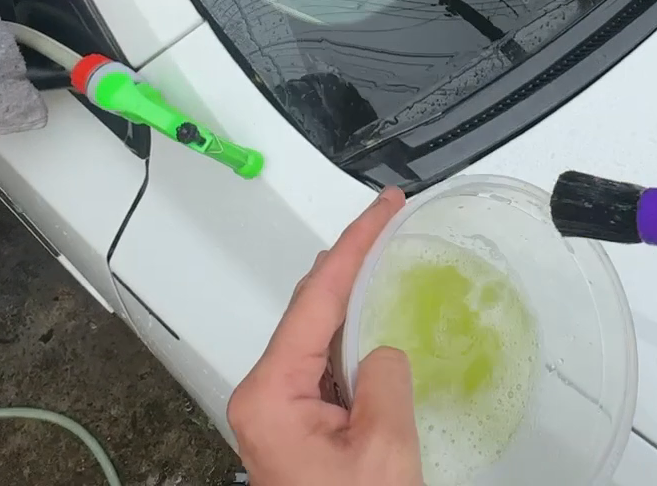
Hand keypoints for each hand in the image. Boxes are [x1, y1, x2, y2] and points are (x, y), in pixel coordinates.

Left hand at [229, 188, 421, 485]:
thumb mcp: (383, 451)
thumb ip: (384, 377)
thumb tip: (382, 347)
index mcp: (273, 392)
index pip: (318, 294)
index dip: (356, 241)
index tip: (384, 206)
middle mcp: (267, 391)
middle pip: (312, 302)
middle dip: (352, 257)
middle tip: (390, 220)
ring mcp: (280, 404)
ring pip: (319, 325)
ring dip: (354, 289)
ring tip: (386, 251)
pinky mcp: (298, 417)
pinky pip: (327, 354)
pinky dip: (354, 325)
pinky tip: (377, 308)